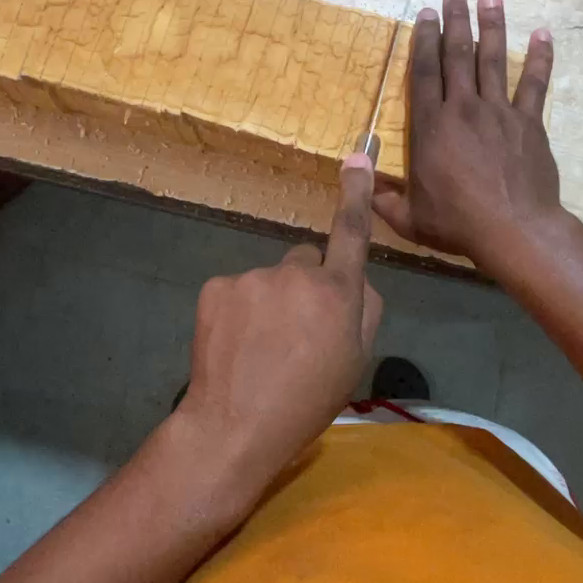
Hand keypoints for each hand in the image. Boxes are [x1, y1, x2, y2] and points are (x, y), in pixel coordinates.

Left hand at [174, 154, 384, 489]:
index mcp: (337, 292)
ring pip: (269, 279)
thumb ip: (366, 311)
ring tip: (260, 348)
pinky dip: (237, 310)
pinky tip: (234, 344)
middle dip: (305, 286)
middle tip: (295, 333)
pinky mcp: (216, 287)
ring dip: (269, 302)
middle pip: (306, 263)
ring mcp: (252, 278)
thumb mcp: (357, 363)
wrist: (235, 426)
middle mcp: (295, 273)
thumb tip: (358, 280)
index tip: (359, 157)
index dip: (356, 195)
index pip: (351, 233)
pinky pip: (236, 290)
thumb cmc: (306, 401)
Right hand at [373, 0, 562, 264]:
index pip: (424, 74)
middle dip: (455, 21)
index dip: (423, 41)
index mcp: (430, 128)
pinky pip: (535, 84)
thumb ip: (383, 200)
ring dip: (492, 26)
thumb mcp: (408, 218)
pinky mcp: (529, 123)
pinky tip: (543, 34)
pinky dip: (539, 58)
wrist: (514, 229)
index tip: (424, 14)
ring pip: (494, 60)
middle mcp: (463, 109)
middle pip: (458, 56)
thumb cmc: (457, 224)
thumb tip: (360, 185)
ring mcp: (499, 113)